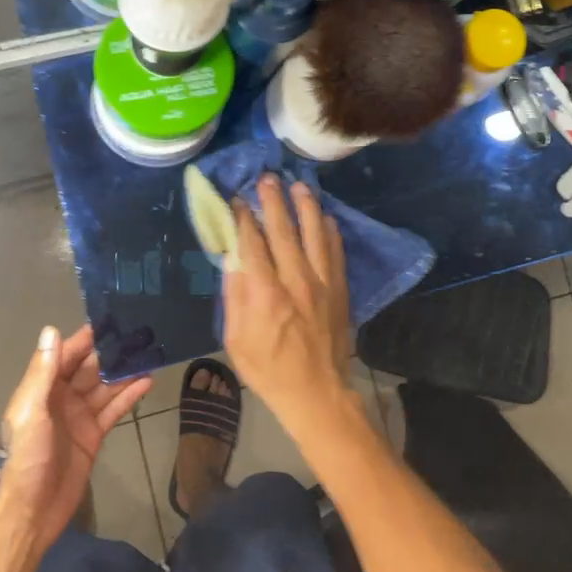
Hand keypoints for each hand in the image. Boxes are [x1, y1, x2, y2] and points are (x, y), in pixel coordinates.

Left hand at [0, 325, 151, 545]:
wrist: (29, 512)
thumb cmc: (24, 459)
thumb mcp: (30, 411)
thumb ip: (43, 372)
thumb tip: (51, 330)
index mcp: (41, 389)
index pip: (66, 355)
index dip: (87, 338)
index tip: (112, 319)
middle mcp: (60, 399)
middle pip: (90, 369)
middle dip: (112, 353)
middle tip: (141, 334)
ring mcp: (78, 418)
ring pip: (105, 388)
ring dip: (125, 373)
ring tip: (150, 354)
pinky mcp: (93, 437)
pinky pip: (113, 410)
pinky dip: (129, 396)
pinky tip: (147, 382)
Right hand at [222, 176, 354, 429]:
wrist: (316, 393)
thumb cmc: (268, 369)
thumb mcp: (236, 339)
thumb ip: (234, 296)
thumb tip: (231, 258)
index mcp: (265, 293)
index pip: (252, 243)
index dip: (242, 217)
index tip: (236, 200)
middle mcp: (295, 280)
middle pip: (283, 230)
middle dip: (272, 201)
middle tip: (266, 178)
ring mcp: (322, 283)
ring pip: (314, 233)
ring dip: (304, 206)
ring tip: (298, 186)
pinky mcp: (339, 289)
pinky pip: (335, 251)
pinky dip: (329, 231)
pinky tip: (324, 216)